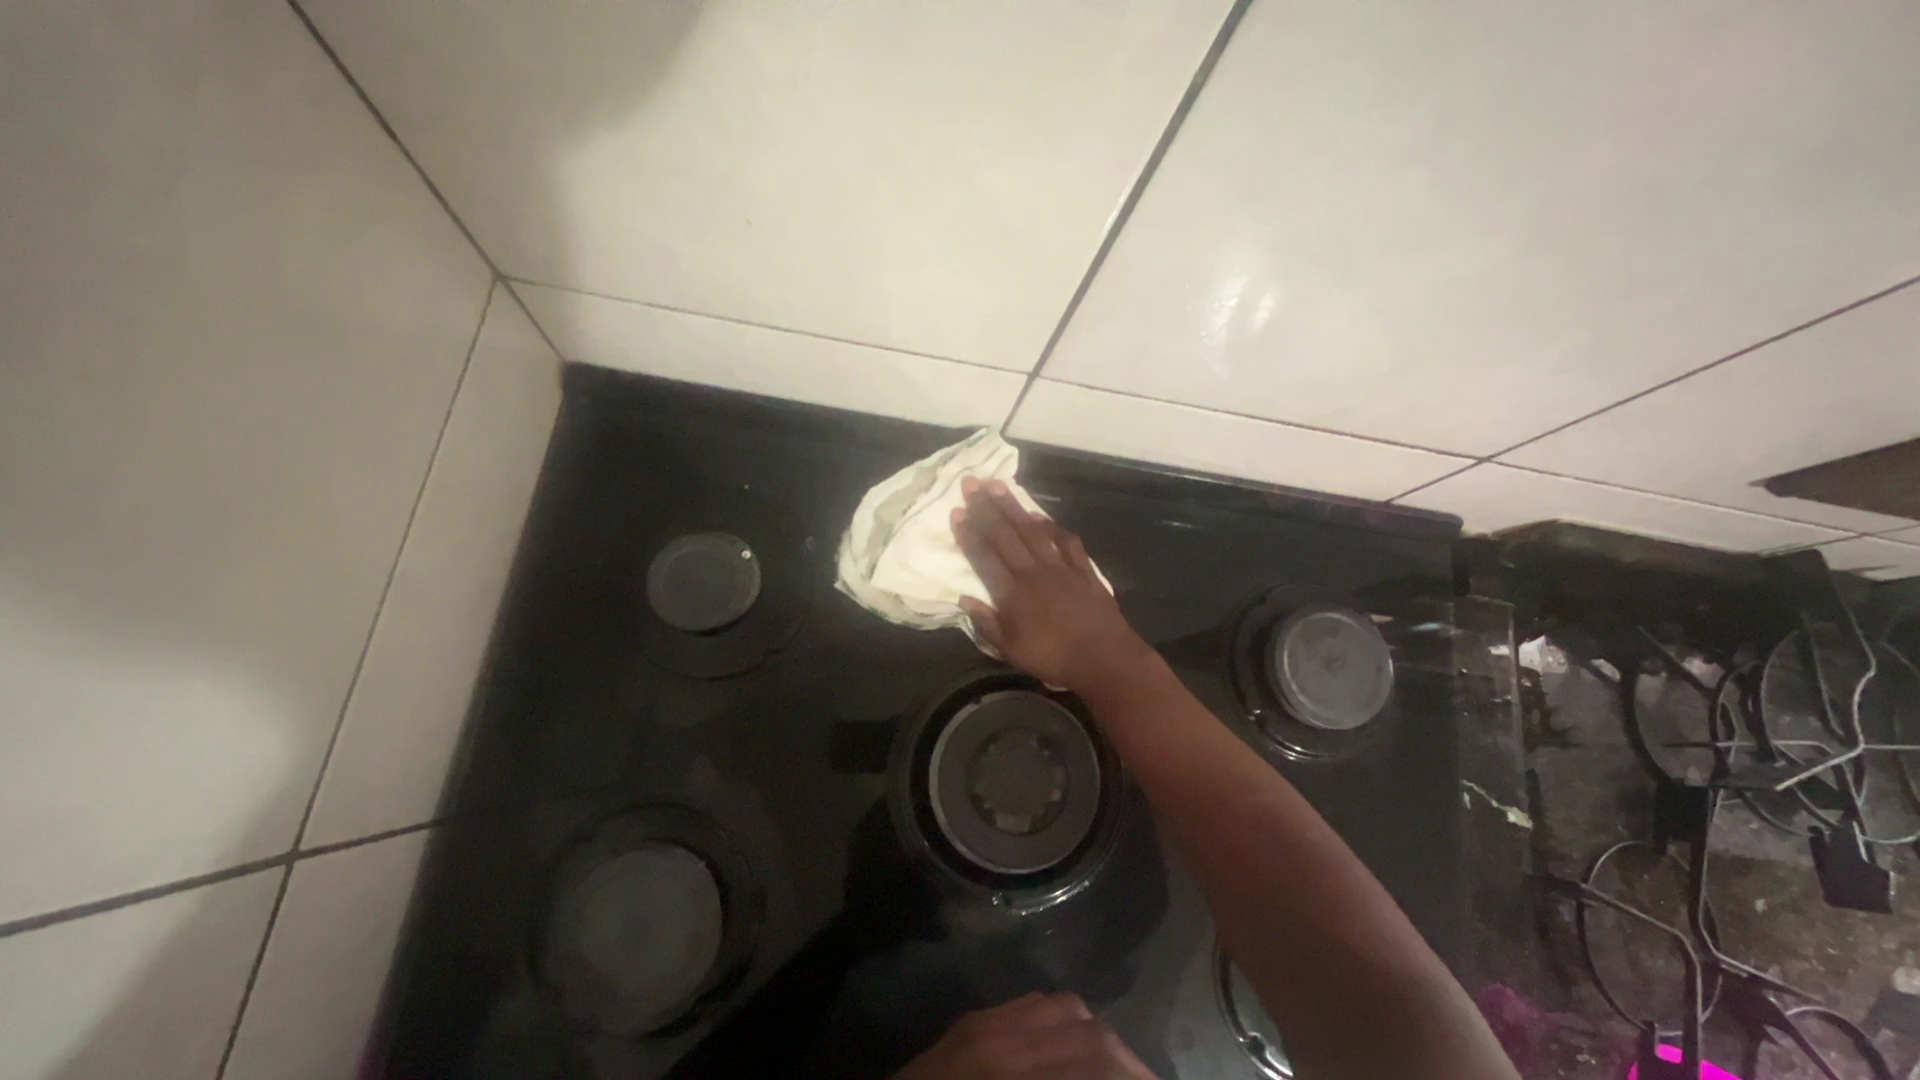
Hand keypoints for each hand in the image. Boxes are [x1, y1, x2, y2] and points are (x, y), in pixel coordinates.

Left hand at [894, 992, 1156, 1079]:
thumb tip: (1110, 1078)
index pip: (1095, 1068)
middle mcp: (1002, 1048)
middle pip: (1092, 1039)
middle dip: (1129, 1068)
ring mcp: (985, 1027)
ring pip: (1067, 1010)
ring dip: (1102, 1041)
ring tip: (1115, 1072)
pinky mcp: (972, 1021)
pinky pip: (1033, 1003)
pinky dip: (1065, 1023)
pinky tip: (1073, 1049)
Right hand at [950, 477, 1151, 691]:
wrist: (1103, 658)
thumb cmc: (1052, 658)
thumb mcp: (1010, 650)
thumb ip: (986, 623)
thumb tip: (964, 598)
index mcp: (1011, 592)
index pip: (984, 557)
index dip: (969, 534)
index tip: (957, 512)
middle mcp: (1033, 571)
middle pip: (1005, 535)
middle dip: (985, 508)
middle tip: (971, 483)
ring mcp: (1060, 567)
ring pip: (1032, 530)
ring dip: (1014, 507)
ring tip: (999, 486)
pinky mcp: (1083, 570)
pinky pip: (1066, 541)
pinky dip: (1052, 526)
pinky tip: (1041, 515)